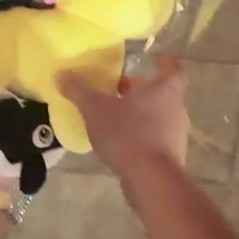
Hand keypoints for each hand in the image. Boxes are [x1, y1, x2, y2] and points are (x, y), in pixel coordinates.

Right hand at [59, 56, 189, 180]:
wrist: (151, 179)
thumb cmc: (127, 133)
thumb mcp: (95, 108)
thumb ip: (78, 90)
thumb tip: (62, 75)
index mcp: (164, 91)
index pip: (174, 70)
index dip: (166, 63)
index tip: (156, 59)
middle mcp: (176, 110)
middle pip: (163, 93)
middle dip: (142, 90)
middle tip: (119, 89)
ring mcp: (177, 135)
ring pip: (159, 116)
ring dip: (141, 113)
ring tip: (115, 116)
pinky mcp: (171, 156)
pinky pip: (156, 137)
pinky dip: (142, 135)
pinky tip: (121, 141)